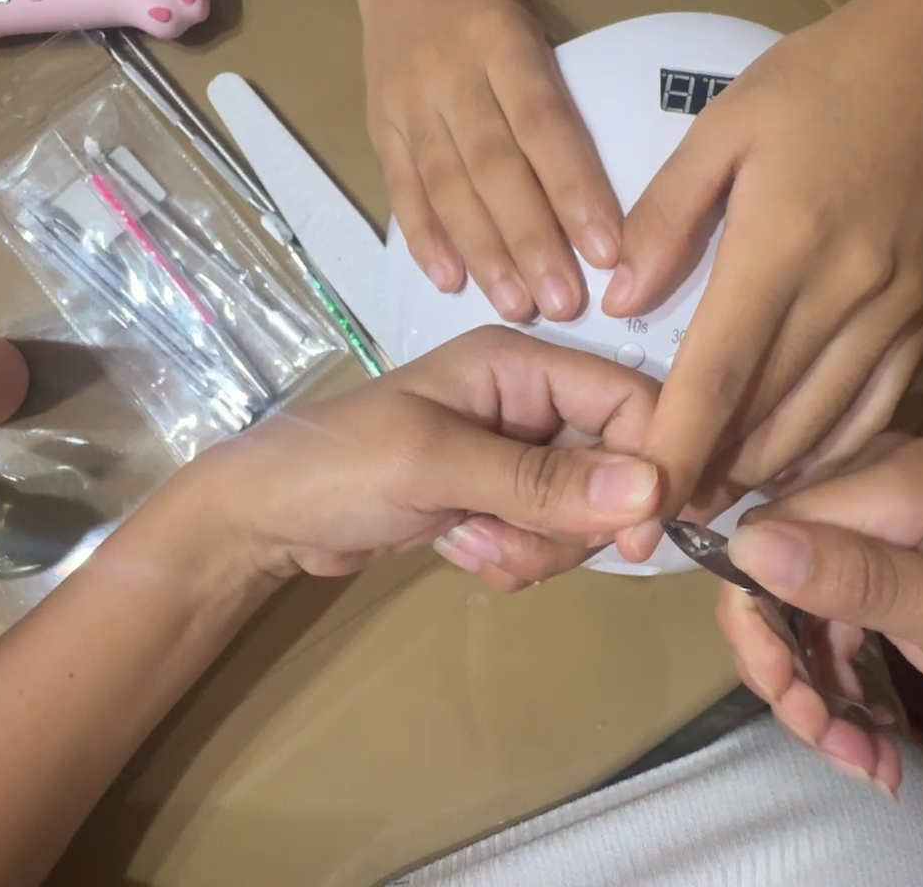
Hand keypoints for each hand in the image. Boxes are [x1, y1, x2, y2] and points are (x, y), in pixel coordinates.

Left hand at [190, 326, 661, 589]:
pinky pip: (549, 539)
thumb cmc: (339, 466)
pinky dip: (515, 557)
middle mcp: (529, 403)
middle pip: (614, 466)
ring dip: (535, 544)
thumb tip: (651, 491)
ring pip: (584, 513)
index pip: (627, 399)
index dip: (650, 461)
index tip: (640, 535)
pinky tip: (461, 546)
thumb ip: (539, 480)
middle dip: (570, 520)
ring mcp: (516, 455)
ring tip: (469, 539)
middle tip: (507, 535)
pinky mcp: (502, 499)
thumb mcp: (433, 463)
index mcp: (519, 364)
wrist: (270, 519)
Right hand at [358, 0, 619, 321]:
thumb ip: (551, 105)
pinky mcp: (378, 129)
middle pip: (493, 167)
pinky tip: (448, 281)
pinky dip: (424, 238)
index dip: (575, 191)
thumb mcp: (533, 31)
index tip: (606, 253)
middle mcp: (451, 76)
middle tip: (562, 302)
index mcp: (504, 44)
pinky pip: (402, 189)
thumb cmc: (484, 11)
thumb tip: (585, 201)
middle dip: (530, 240)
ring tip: (515, 304)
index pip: (544, 127)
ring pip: (448, 186)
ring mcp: (407, 106)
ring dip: (482, 252)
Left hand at [604, 0, 922, 546]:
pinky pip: (876, 407)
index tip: (636, 509)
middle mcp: (845, 295)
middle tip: (657, 521)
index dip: (673, 451)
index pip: (714, 378)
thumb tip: (619, 304)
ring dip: (761, 474)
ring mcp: (899, 312)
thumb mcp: (717, 134)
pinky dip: (828, 450)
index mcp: (780, 250)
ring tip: (708, 506)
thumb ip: (662, 223)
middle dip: (706, 478)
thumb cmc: (810, 86)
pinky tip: (790, 472)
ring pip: (818, 424)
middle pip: (763, 416)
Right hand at [719, 436, 922, 794]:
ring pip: (780, 592)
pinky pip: (810, 612)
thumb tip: (747, 546)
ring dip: (799, 676)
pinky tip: (856, 731)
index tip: (792, 697)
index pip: (776, 526)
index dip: (761, 608)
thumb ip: (868, 580)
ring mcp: (871, 524)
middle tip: (818, 735)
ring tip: (850, 752)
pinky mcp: (871, 565)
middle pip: (768, 560)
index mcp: (899, 476)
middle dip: (779, 654)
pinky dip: (822, 675)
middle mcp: (872, 484)